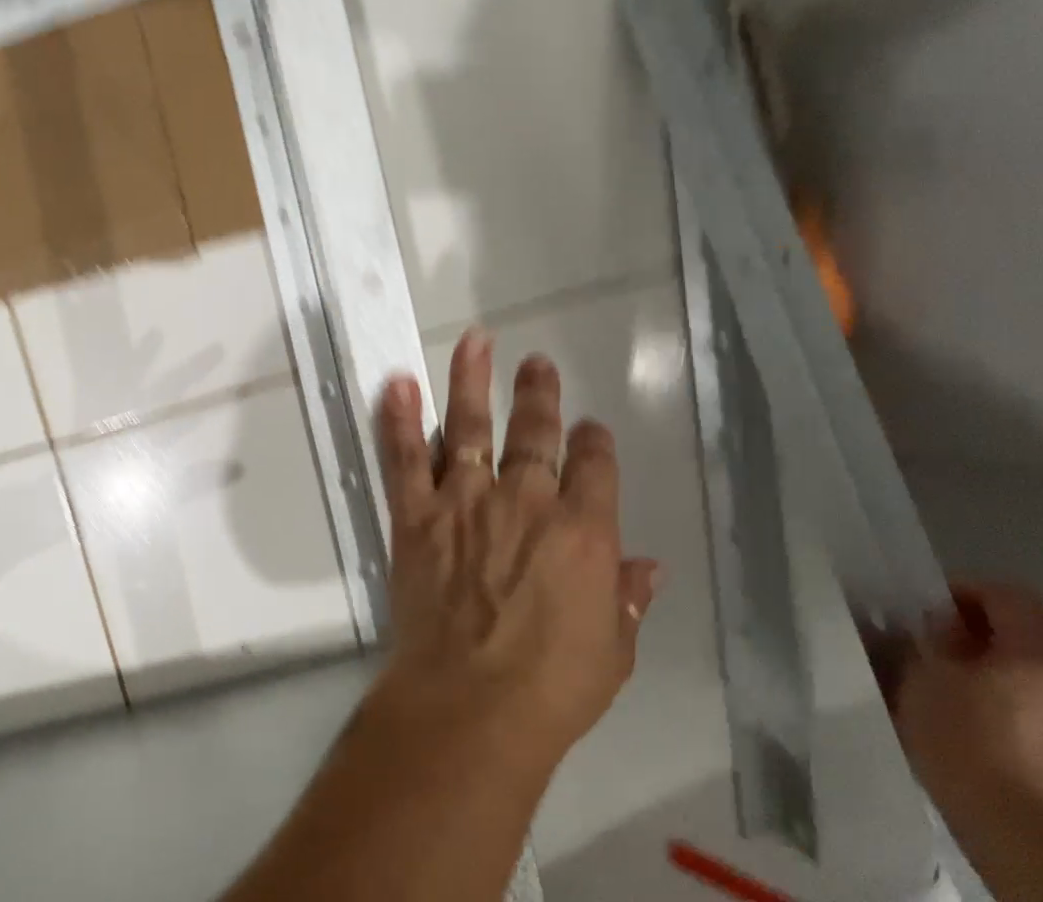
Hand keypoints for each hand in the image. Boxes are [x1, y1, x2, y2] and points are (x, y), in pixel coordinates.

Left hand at [368, 330, 660, 768]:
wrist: (470, 700)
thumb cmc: (552, 686)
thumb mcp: (611, 649)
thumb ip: (626, 600)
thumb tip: (646, 569)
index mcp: (585, 531)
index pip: (594, 466)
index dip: (592, 442)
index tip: (588, 429)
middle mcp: (526, 501)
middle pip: (534, 433)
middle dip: (537, 394)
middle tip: (536, 364)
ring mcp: (465, 502)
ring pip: (467, 428)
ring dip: (470, 381)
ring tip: (472, 342)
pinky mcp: (416, 516)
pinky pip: (403, 458)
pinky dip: (397, 419)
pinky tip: (396, 384)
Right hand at [894, 584, 1042, 819]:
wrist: (1020, 827)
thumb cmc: (964, 740)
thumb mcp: (923, 679)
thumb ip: (924, 642)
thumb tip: (930, 625)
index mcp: (1038, 652)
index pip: (1007, 595)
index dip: (961, 591)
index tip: (919, 610)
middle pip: (1023, 637)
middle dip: (972, 639)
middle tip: (924, 652)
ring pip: (1033, 677)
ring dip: (989, 675)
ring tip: (943, 693)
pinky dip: (1007, 708)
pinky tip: (972, 729)